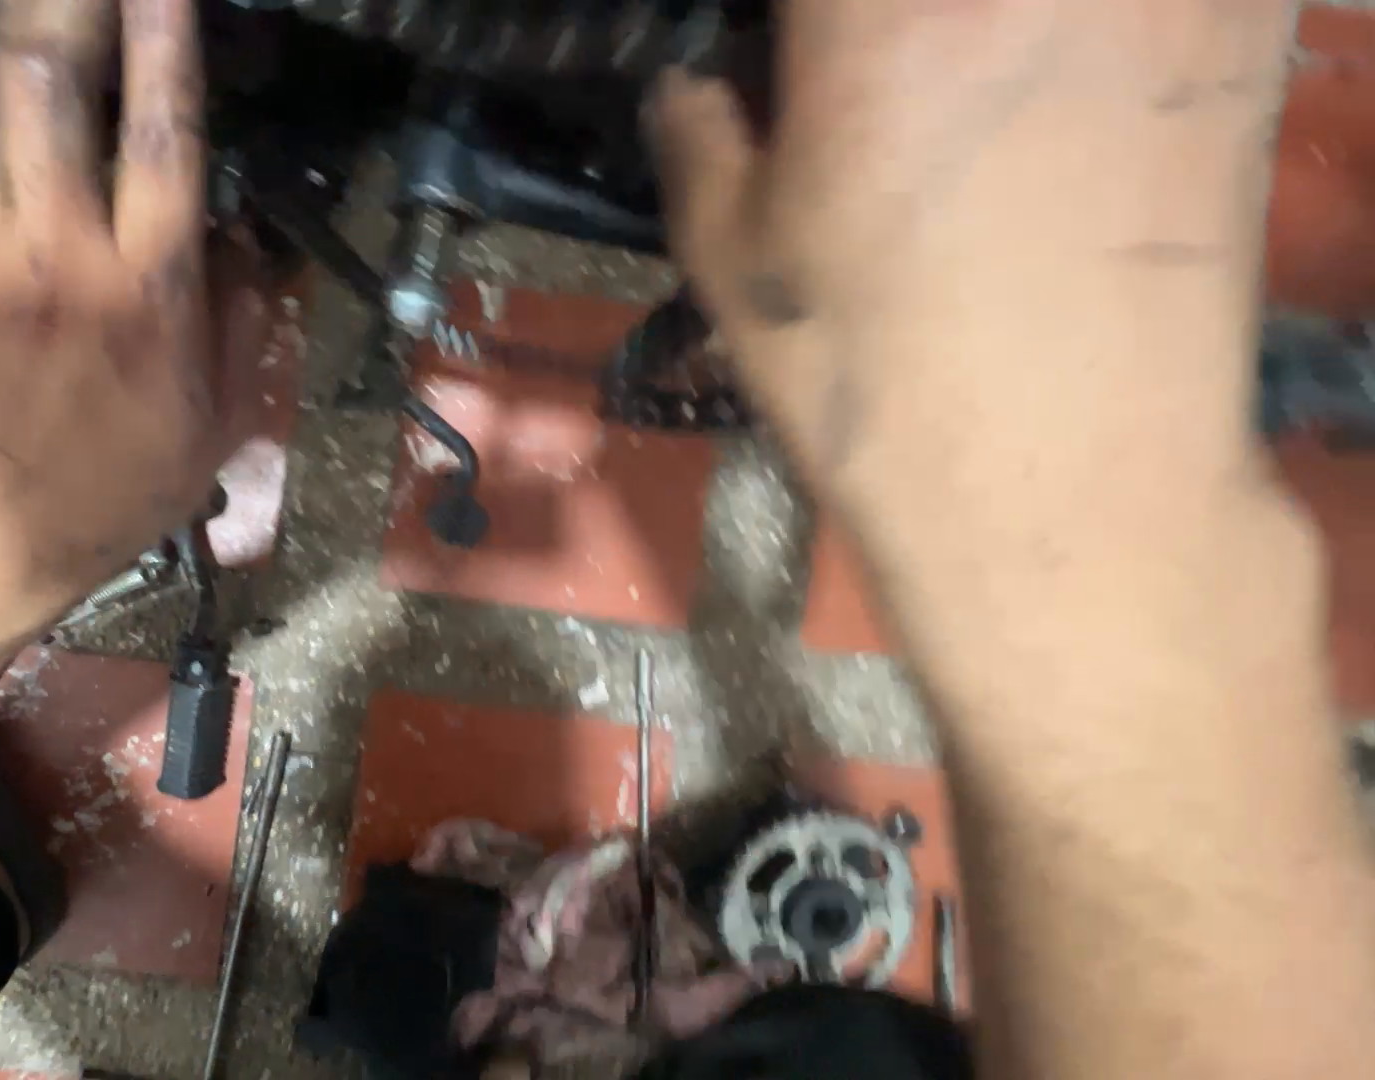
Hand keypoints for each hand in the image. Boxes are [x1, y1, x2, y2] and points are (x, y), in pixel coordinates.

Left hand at [0, 0, 268, 610]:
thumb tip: (240, 238)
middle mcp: (67, 252)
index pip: (162, 141)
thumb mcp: (221, 420)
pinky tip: (7, 95)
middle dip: (71, 6)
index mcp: (152, 294)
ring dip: (18, 41)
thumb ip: (240, 318)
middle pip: (51, 84)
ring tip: (50, 21)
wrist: (6, 527)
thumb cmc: (129, 483)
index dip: (166, 46)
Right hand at [646, 3, 1292, 508]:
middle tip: (830, 90)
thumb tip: (689, 84)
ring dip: (947, 37)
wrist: (1053, 473)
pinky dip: (1046, 44)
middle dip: (849, 31)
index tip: (763, 66)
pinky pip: (1112, 7)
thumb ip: (698, 139)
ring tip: (923, 109)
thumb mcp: (730, 259)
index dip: (780, 33)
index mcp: (879, 7)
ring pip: (1007, 3)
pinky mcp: (1243, 21)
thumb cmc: (861, 368)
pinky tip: (1024, 108)